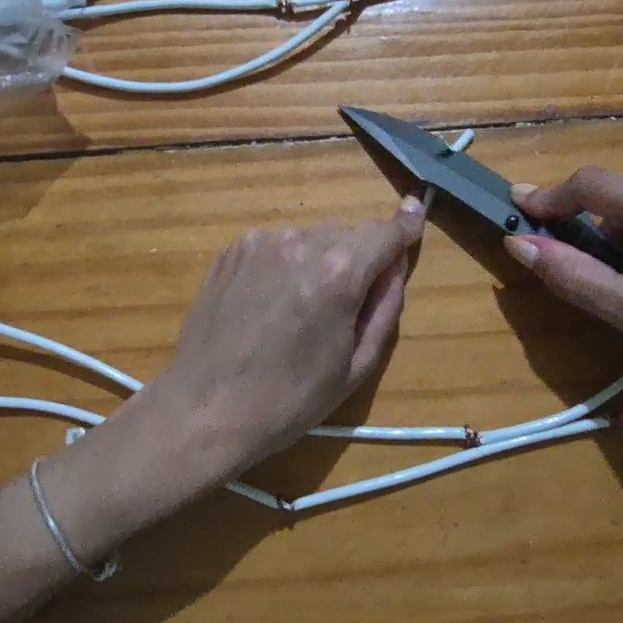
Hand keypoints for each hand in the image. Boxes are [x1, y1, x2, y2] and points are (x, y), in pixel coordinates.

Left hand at [148, 197, 425, 478]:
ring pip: (311, 238)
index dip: (404, 227)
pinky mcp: (233, 250)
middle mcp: (301, 243)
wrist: (207, 408)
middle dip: (357, 259)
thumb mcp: (357, 366)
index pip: (384, 233)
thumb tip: (397, 263)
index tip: (416, 214)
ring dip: (319, 261)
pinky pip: (277, 245)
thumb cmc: (290, 399)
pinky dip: (286, 263)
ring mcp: (261, 243)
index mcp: (339, 273)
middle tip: (344, 306)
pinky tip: (270, 303)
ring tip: (299, 309)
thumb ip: (385, 307)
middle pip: (348, 234)